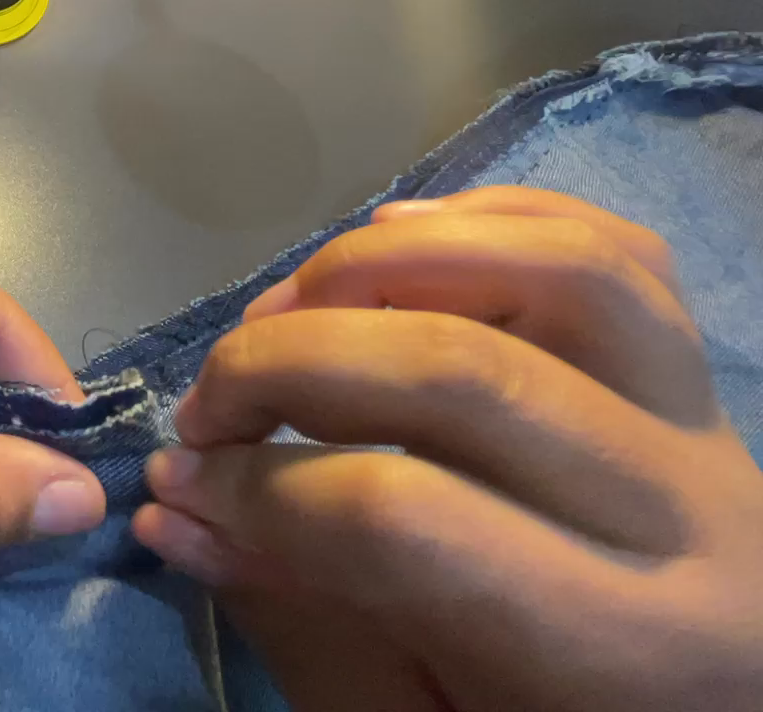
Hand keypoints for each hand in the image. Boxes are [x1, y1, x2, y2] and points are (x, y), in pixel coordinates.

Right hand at [131, 187, 762, 709]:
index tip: (182, 481)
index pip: (396, 515)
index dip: (251, 488)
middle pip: (450, 368)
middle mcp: (701, 515)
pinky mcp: (687, 367)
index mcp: (636, 650)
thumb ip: (291, 616)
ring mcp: (706, 420)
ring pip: (553, 269)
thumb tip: (169, 507)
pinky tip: (391, 238)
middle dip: (275, 369)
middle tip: (210, 405)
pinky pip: (606, 242)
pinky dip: (479, 216)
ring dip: (372, 265)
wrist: (715, 705)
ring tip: (287, 310)